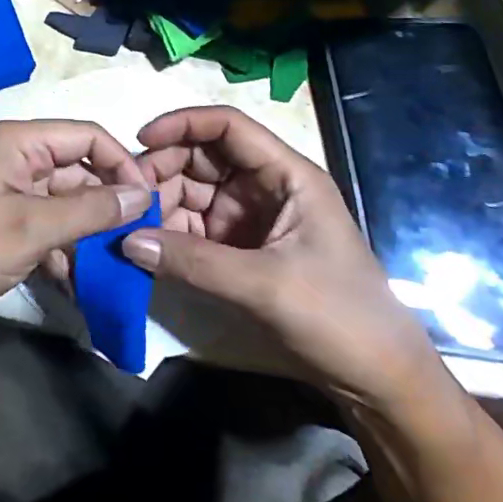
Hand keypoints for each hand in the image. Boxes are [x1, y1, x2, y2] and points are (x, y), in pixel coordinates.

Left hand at [0, 120, 151, 327]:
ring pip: (66, 197)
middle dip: (107, 200)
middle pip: (78, 167)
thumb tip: (143, 195)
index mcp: (17, 141)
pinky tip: (79, 277)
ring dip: (89, 227)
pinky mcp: (5, 215)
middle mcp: (15, 155)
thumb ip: (92, 209)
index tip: (146, 200)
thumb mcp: (33, 229)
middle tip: (137, 232)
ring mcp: (9, 186)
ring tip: (113, 258)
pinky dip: (66, 243)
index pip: (86, 136)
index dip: (120, 163)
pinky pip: (49, 220)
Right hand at [126, 107, 447, 410]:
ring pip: (196, 194)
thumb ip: (195, 261)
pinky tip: (144, 249)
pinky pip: (197, 231)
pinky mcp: (242, 252)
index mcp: (287, 175)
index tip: (140, 140)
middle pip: (205, 158)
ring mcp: (253, 219)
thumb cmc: (337, 316)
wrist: (377, 377)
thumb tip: (127, 241)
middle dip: (164, 170)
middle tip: (126, 198)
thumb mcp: (266, 285)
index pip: (230, 127)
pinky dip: (170, 236)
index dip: (184, 124)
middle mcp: (266, 187)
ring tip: (127, 226)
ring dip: (162, 205)